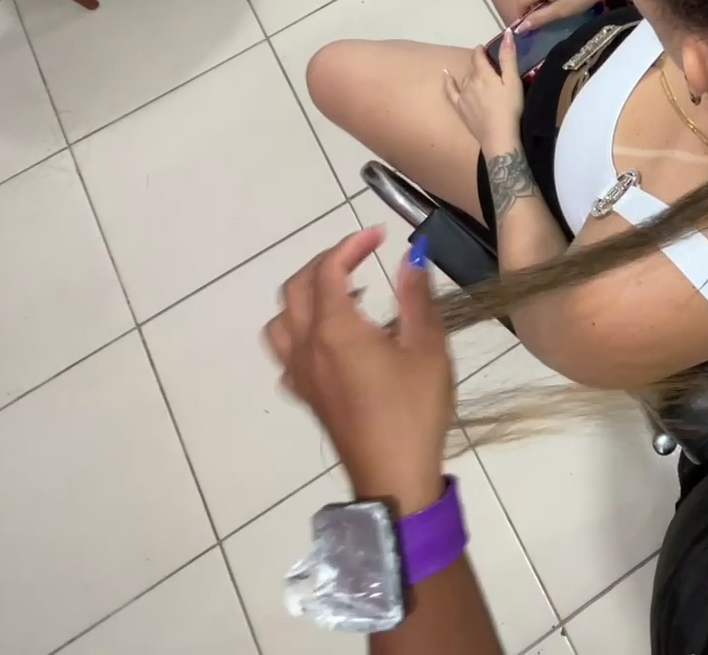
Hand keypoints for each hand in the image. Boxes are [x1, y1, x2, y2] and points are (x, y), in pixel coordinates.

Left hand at [265, 228, 453, 514]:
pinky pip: (287, 350)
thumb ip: (415, 296)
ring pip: (281, 320)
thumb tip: (412, 254)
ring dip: (307, 294)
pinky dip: (304, 328)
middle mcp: (307, 346)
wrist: (394, 473)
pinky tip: (338, 337)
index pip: (328, 270)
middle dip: (326, 261)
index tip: (380, 233)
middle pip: (295, 288)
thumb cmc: (415, 407)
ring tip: (349, 292)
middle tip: (364, 253)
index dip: (351, 244)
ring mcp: (300, 373)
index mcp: (336, 330)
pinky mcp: (306, 394)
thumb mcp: (427, 345)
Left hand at [446, 32, 524, 154]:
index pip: (479, 56)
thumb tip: (507, 33)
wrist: (499, 135)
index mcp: (484, 74)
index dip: (482, 51)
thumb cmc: (510, 107)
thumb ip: (509, 58)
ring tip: (479, 77)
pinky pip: (450, 91)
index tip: (485, 49)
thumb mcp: (513, 81)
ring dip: (471, 75)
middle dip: (479, 65)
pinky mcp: (460, 108)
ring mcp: (463, 95)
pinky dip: (448, 82)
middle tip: (490, 69)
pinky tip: (446, 76)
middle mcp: (470, 81)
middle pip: (473, 68)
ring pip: (465, 79)